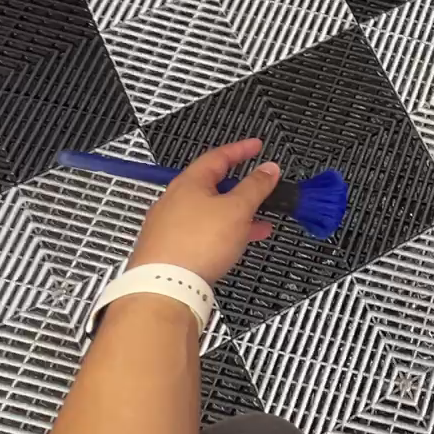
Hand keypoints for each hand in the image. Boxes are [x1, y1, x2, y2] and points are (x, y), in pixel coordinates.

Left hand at [127, 138, 277, 284]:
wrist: (165, 287)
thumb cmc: (196, 244)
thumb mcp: (237, 209)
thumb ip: (256, 186)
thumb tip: (269, 168)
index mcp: (189, 184)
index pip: (218, 157)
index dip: (241, 150)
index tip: (256, 146)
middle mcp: (175, 201)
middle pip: (213, 186)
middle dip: (242, 188)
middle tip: (262, 187)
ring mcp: (170, 226)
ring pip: (210, 211)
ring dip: (237, 213)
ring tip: (260, 221)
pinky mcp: (170, 248)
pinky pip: (203, 232)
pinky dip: (225, 232)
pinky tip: (240, 242)